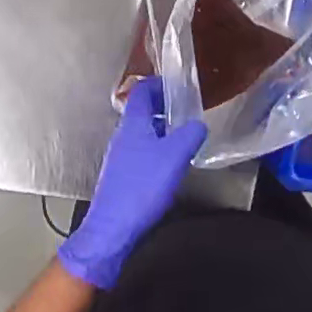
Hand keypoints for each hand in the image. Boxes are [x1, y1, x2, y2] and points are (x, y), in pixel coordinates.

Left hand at [59, 78, 207, 288]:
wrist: (113, 228)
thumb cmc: (142, 187)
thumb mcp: (174, 156)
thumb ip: (189, 135)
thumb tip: (198, 125)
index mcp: (133, 125)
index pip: (141, 92)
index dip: (157, 83)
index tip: (176, 83)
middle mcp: (123, 137)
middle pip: (141, 112)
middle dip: (163, 106)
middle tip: (186, 108)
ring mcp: (120, 157)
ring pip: (142, 133)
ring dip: (161, 128)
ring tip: (183, 133)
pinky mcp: (123, 176)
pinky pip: (142, 152)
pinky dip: (157, 148)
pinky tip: (170, 162)